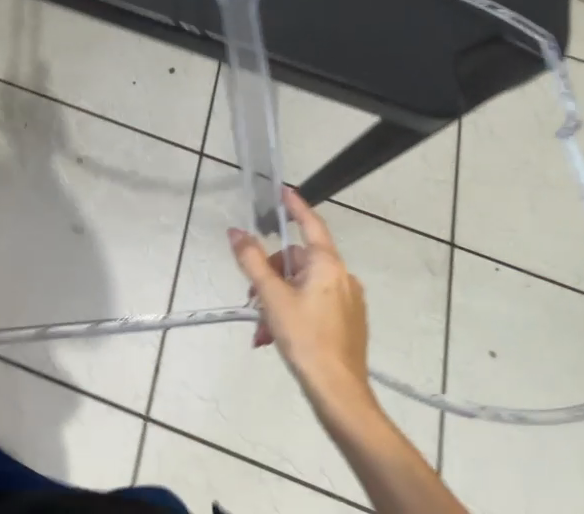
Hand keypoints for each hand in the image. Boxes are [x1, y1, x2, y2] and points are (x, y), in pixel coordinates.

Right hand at [228, 190, 371, 406]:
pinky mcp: (347, 323)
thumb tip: (236, 231)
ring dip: (276, 299)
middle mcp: (342, 277)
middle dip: (270, 275)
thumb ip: (252, 260)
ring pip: (302, 286)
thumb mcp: (271, 296)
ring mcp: (348, 302)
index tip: (283, 191)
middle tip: (251, 299)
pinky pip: (313, 304)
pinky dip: (291, 312)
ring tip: (261, 327)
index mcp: (327, 265)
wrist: (339, 391)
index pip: (311, 225)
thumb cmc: (304, 336)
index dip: (296, 207)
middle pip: (298, 261)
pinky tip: (275, 336)